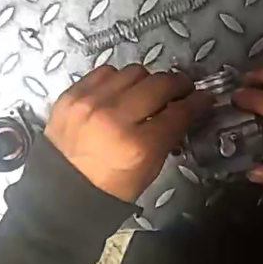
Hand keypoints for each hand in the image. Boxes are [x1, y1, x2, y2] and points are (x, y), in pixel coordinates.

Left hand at [46, 65, 207, 201]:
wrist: (59, 192)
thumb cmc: (109, 188)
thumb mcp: (148, 170)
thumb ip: (168, 137)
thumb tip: (184, 109)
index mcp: (137, 146)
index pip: (178, 113)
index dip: (196, 102)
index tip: (203, 97)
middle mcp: (114, 118)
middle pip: (159, 84)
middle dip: (177, 85)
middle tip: (181, 90)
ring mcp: (89, 103)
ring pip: (133, 72)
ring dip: (147, 80)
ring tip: (147, 92)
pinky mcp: (71, 95)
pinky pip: (105, 72)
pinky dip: (118, 79)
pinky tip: (120, 91)